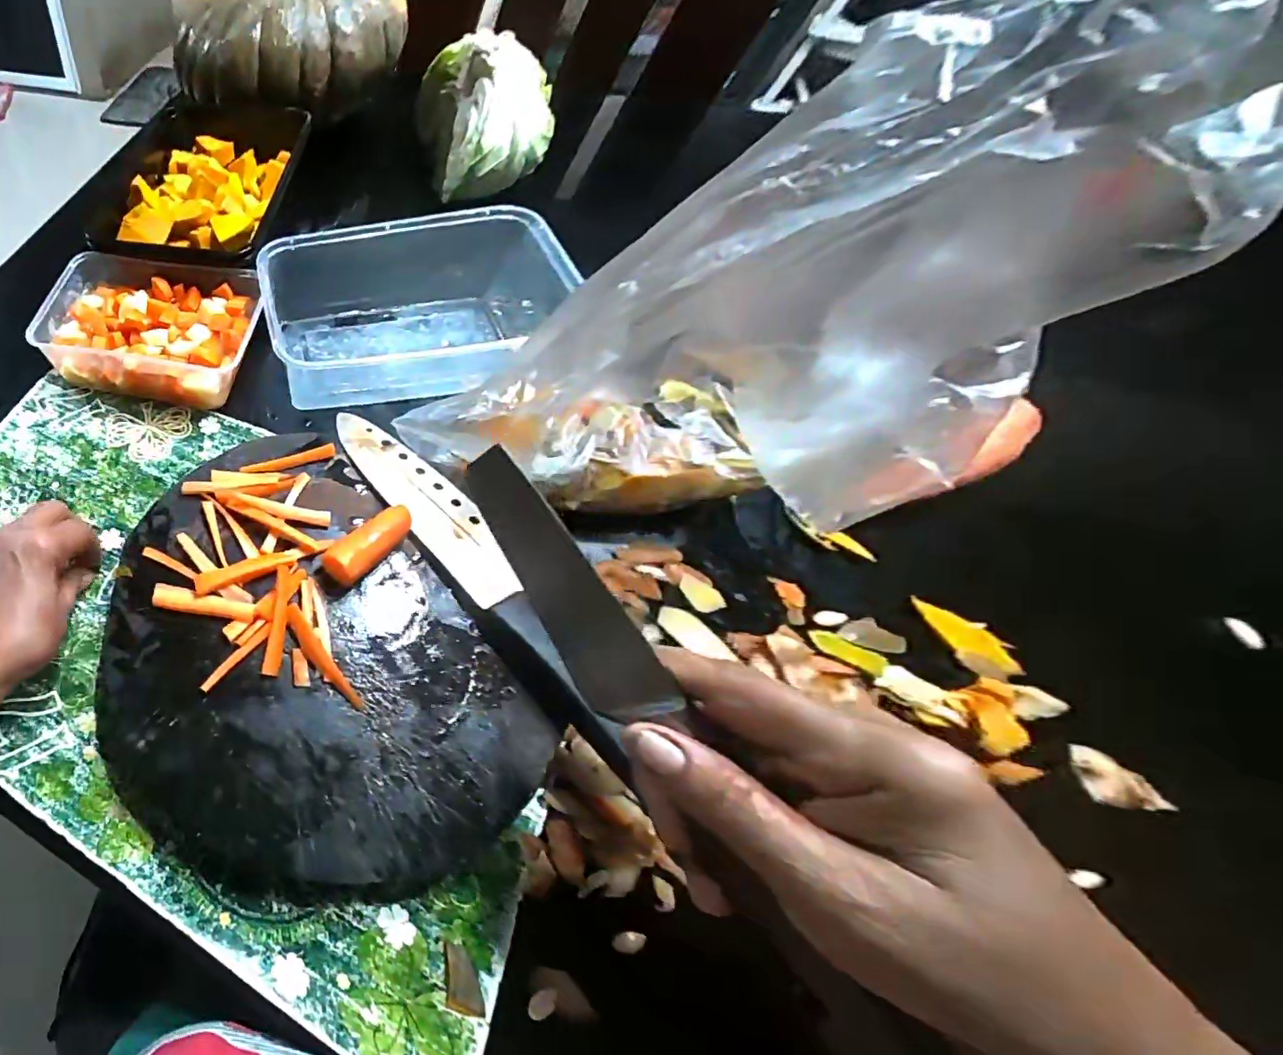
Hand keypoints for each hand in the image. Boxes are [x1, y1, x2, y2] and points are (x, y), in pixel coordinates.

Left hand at [0, 502, 100, 707]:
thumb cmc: (21, 639)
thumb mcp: (60, 614)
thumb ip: (72, 584)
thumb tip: (82, 572)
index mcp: (40, 546)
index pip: (80, 530)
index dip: (93, 548)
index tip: (94, 569)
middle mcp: (16, 534)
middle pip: (54, 510)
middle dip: (72, 527)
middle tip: (76, 557)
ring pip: (30, 518)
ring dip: (48, 532)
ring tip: (54, 564)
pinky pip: (13, 534)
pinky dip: (28, 542)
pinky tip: (30, 572)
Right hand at [624, 650, 1242, 1054]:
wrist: (1092, 1038)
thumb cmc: (965, 968)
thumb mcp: (834, 895)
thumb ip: (735, 809)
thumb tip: (644, 736)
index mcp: (874, 751)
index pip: (740, 685)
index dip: (663, 675)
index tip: (599, 690)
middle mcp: (865, 738)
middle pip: (731, 726)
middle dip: (686, 782)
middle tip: (679, 858)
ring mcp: (865, 764)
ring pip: (742, 759)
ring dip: (709, 814)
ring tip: (712, 887)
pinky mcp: (862, 792)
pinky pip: (772, 787)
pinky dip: (739, 826)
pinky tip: (737, 879)